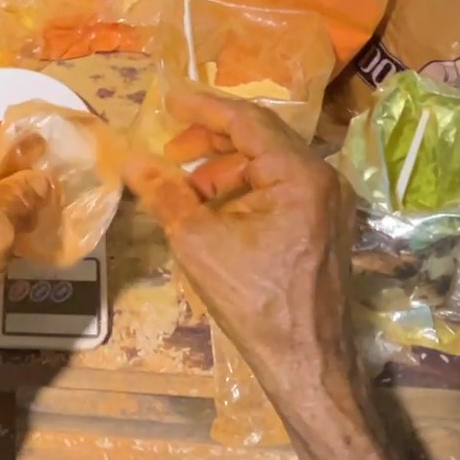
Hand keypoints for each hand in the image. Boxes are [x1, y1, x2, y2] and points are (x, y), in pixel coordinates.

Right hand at [124, 90, 354, 407]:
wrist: (306, 359)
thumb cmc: (252, 298)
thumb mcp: (196, 240)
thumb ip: (163, 193)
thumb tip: (130, 160)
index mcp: (298, 173)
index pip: (246, 120)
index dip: (202, 107)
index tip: (168, 99)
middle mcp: (322, 177)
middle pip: (261, 135)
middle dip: (210, 138)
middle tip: (171, 145)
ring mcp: (329, 201)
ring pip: (269, 162)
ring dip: (224, 166)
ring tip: (187, 189)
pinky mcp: (325, 223)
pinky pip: (280, 186)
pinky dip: (244, 187)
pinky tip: (215, 209)